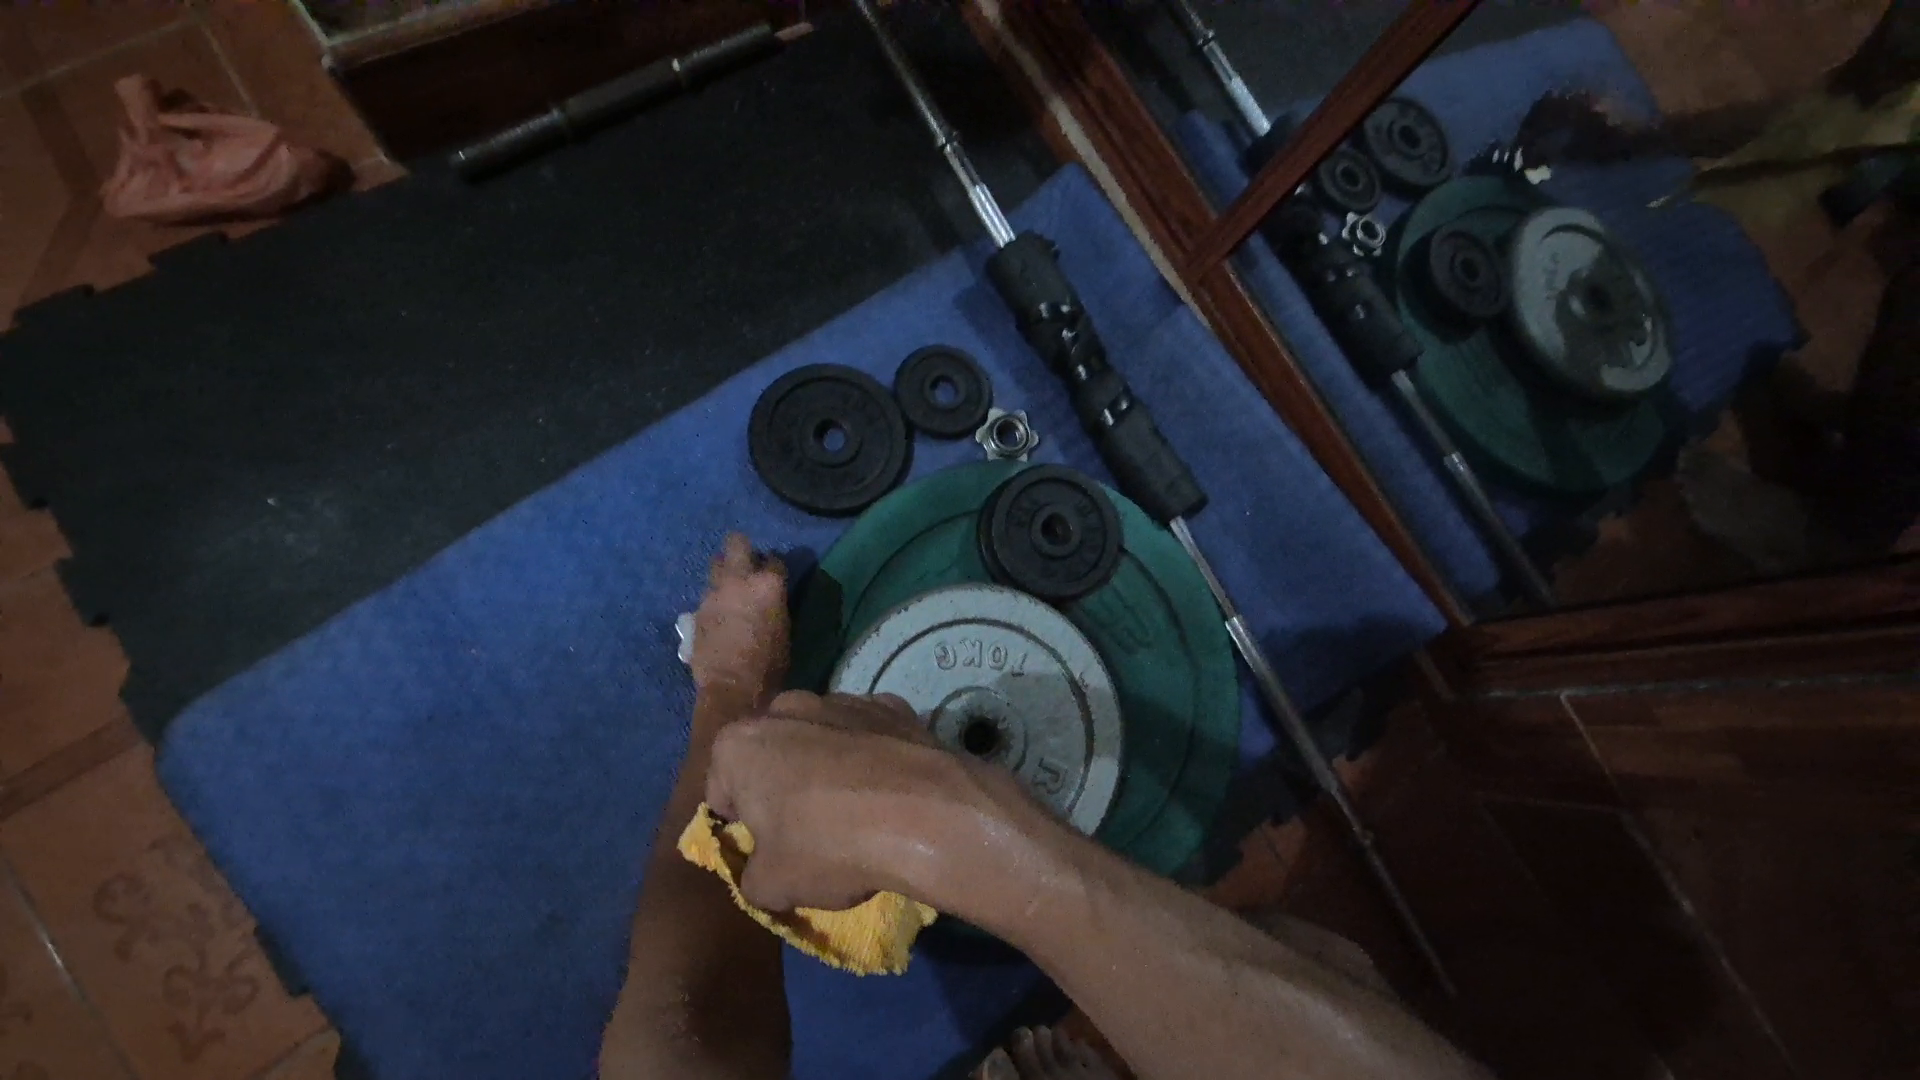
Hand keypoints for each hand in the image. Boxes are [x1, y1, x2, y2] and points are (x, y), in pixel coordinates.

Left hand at [690, 534, 787, 703]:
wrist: (733, 686)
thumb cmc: (770, 663)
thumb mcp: (784, 629)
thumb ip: (776, 604)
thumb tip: (771, 599)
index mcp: (769, 584)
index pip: (774, 559)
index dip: (774, 565)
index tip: (774, 573)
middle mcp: (740, 579)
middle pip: (737, 543)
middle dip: (742, 547)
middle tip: (747, 560)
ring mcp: (715, 592)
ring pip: (717, 564)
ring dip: (725, 570)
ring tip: (731, 586)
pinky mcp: (698, 608)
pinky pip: (708, 592)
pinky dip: (715, 596)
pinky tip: (719, 610)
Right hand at [704, 690, 1045, 915]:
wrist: (926, 813)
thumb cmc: (830, 846)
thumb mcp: (772, 886)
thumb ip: (751, 875)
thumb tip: (762, 871)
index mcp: (741, 743)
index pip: (721, 789)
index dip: (741, 823)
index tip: (766, 847)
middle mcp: (787, 706)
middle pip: (772, 754)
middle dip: (782, 785)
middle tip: (808, 830)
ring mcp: (844, 699)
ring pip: (822, 737)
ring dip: (828, 765)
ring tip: (857, 811)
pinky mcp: (892, 704)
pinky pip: (869, 733)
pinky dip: (873, 755)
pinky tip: (891, 791)